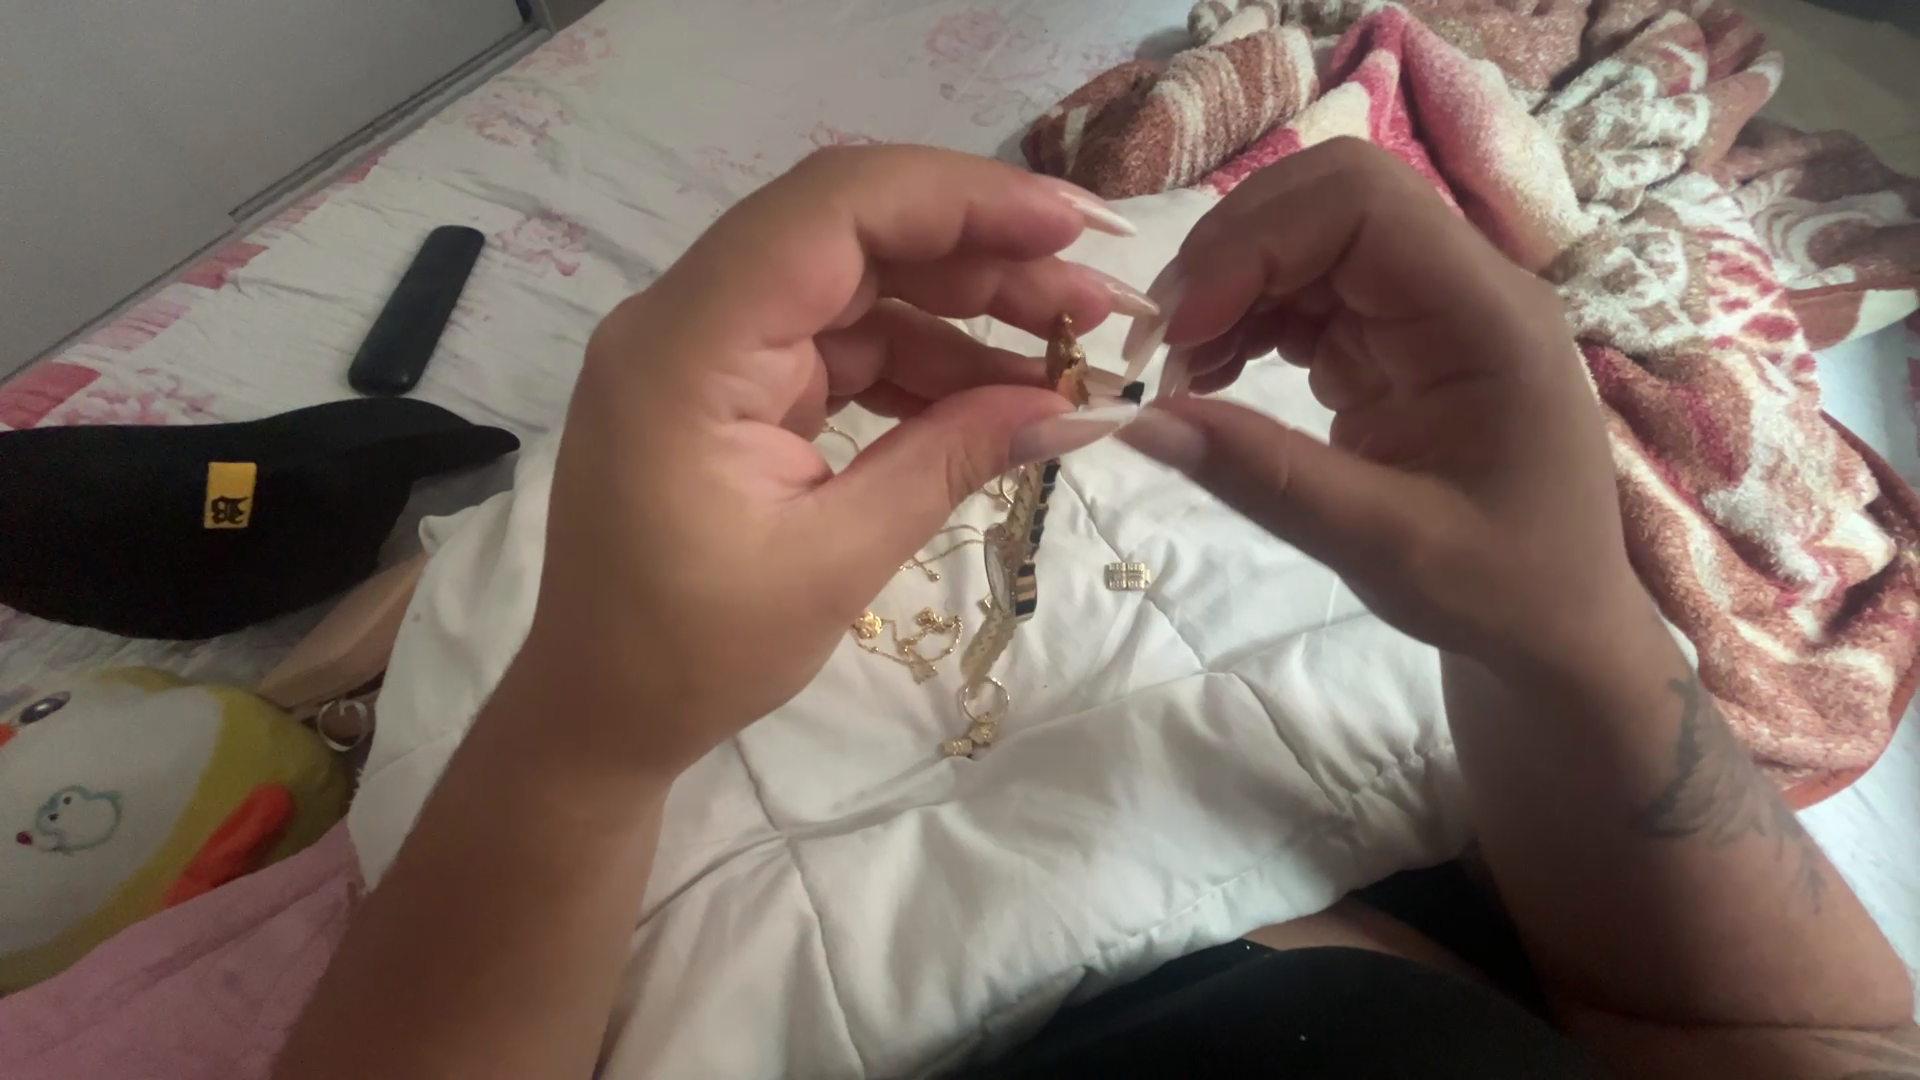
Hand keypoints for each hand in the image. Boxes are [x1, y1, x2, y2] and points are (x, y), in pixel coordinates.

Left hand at [517, 146, 1148, 776]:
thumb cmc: (698, 653)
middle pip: (854, 239)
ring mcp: (714, 352)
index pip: (831, 212)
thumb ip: (951, 463)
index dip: (962, 200)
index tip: (1068, 229)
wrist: (607, 706)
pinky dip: (922, 370)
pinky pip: (845, 350)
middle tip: (1094, 302)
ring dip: (964, 319)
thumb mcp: (838, 561)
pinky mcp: (739, 389)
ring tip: (1062, 358)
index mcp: (688, 349)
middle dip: (984, 260)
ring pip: (859, 293)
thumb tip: (1074, 410)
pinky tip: (993, 400)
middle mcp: (690, 321)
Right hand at [1119, 138, 1643, 671]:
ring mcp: (1418, 311)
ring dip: (1224, 293)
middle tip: (1162, 345)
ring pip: (1301, 243)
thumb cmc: (1495, 586)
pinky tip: (1210, 380)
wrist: (1547, 617)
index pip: (1361, 204)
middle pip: (1324, 201)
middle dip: (1226, 258)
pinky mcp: (1384, 341)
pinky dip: (1238, 325)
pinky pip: (1297, 298)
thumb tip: (1139, 422)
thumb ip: (1261, 477)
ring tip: (1179, 375)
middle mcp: (1455, 288)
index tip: (1178, 333)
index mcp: (1484, 316)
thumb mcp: (1379, 544)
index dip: (1252, 246)